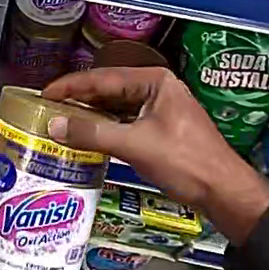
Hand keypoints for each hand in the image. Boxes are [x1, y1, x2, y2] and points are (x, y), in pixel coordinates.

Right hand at [41, 67, 268, 244]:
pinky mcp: (160, 127)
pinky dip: (105, 127)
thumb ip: (92, 133)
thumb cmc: (186, 162)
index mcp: (154, 81)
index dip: (71, 86)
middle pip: (108, 89)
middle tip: (48, 108)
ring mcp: (160, 108)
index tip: (44, 93)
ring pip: (116, 106)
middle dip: (79, 99)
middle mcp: (157, 88)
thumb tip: (54, 125)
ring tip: (61, 121)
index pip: (103, 77)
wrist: (224, 192)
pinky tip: (87, 136)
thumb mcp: (135, 145)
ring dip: (91, 114)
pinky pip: (125, 121)